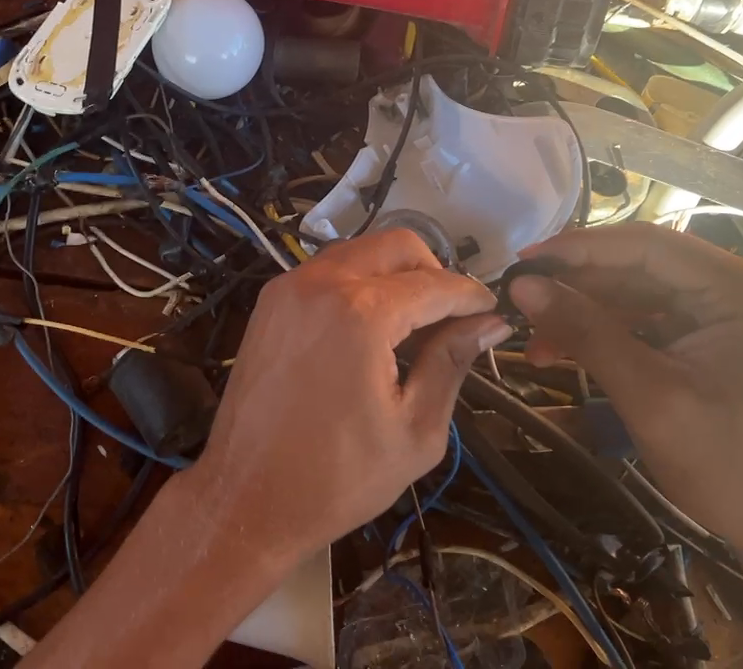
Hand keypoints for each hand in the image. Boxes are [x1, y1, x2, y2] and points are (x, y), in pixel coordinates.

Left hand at [189, 229, 506, 557]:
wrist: (248, 497)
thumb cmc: (338, 477)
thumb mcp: (414, 428)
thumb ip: (451, 362)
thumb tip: (490, 323)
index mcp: (361, 312)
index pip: (435, 284)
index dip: (472, 297)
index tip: (494, 314)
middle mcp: (321, 283)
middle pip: (395, 246)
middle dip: (433, 271)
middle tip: (453, 318)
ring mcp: (288, 288)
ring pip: (358, 251)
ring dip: (394, 274)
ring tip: (415, 325)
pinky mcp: (269, 303)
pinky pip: (325, 271)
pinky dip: (357, 283)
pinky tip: (372, 328)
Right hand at [506, 223, 742, 563]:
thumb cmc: (733, 467)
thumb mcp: (649, 395)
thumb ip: (585, 331)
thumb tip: (520, 285)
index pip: (649, 245)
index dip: (579, 247)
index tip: (522, 261)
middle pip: (644, 268)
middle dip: (579, 288)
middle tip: (522, 306)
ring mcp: (738, 319)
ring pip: (643, 295)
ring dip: (589, 314)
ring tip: (537, 344)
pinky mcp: (725, 344)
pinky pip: (656, 322)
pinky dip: (612, 334)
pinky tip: (570, 353)